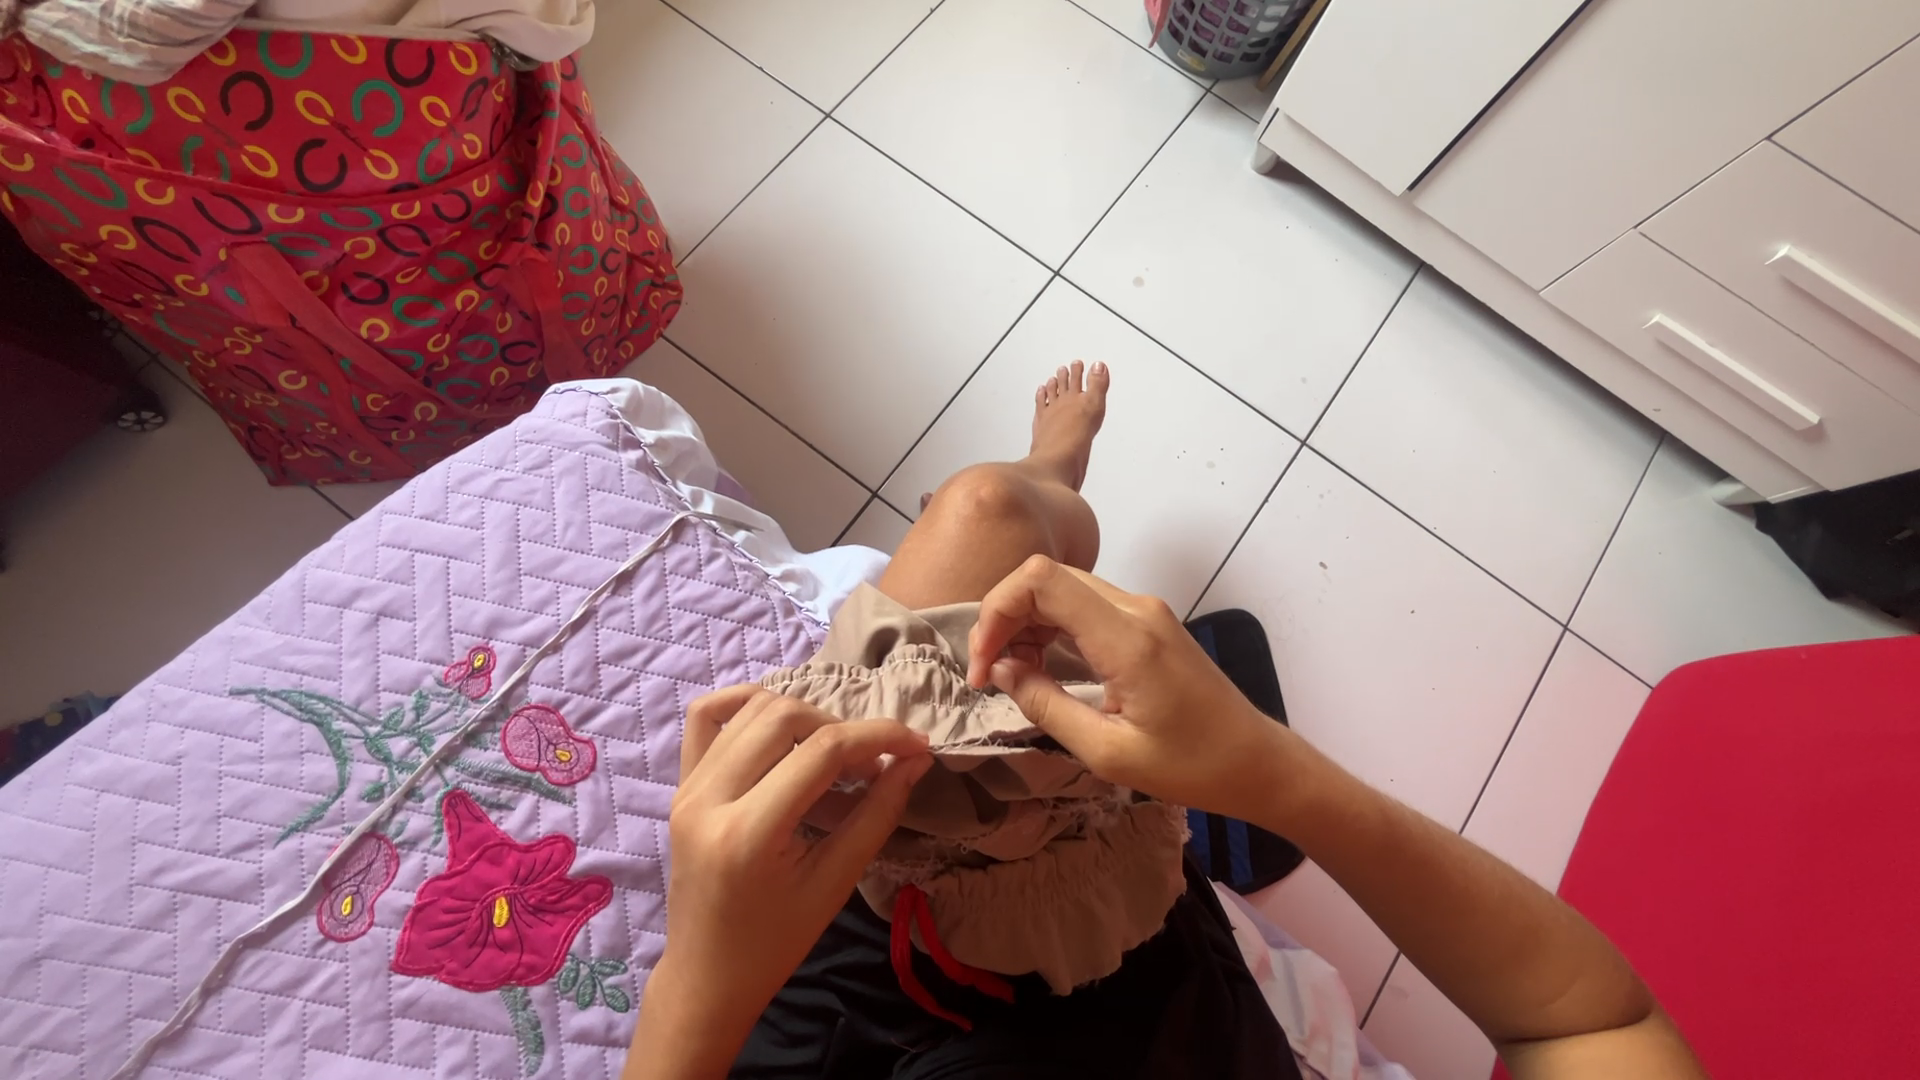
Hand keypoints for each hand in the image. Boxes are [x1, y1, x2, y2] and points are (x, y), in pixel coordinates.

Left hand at [627, 687, 930, 1079]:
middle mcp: (708, 797)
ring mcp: (687, 787)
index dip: (878, 737)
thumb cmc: (776, 942)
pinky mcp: (680, 784)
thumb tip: (916, 758)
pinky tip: (777, 723)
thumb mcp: (836, 883)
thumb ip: (878, 813)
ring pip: (752, 708)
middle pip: (785, 716)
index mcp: (748, 832)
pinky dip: (745, 703)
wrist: (707, 978)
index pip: (822, 751)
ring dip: (804, 716)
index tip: (916, 745)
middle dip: (841, 727)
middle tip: (868, 766)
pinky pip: (707, 715)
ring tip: (830, 754)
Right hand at [967, 556, 1297, 824]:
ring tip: (1012, 674)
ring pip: (1061, 588)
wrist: (1258, 762)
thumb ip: (1045, 704)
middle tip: (988, 673)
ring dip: (1024, 623)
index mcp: (1126, 637)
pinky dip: (1049, 627)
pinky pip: (1083, 605)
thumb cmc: (1190, 767)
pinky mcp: (1145, 622)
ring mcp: (1143, 610)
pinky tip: (1041, 665)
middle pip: (1046, 577)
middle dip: (1003, 618)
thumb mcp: (1107, 752)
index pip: (1041, 580)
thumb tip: (999, 669)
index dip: (997, 611)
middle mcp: (1134, 608)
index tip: (983, 666)